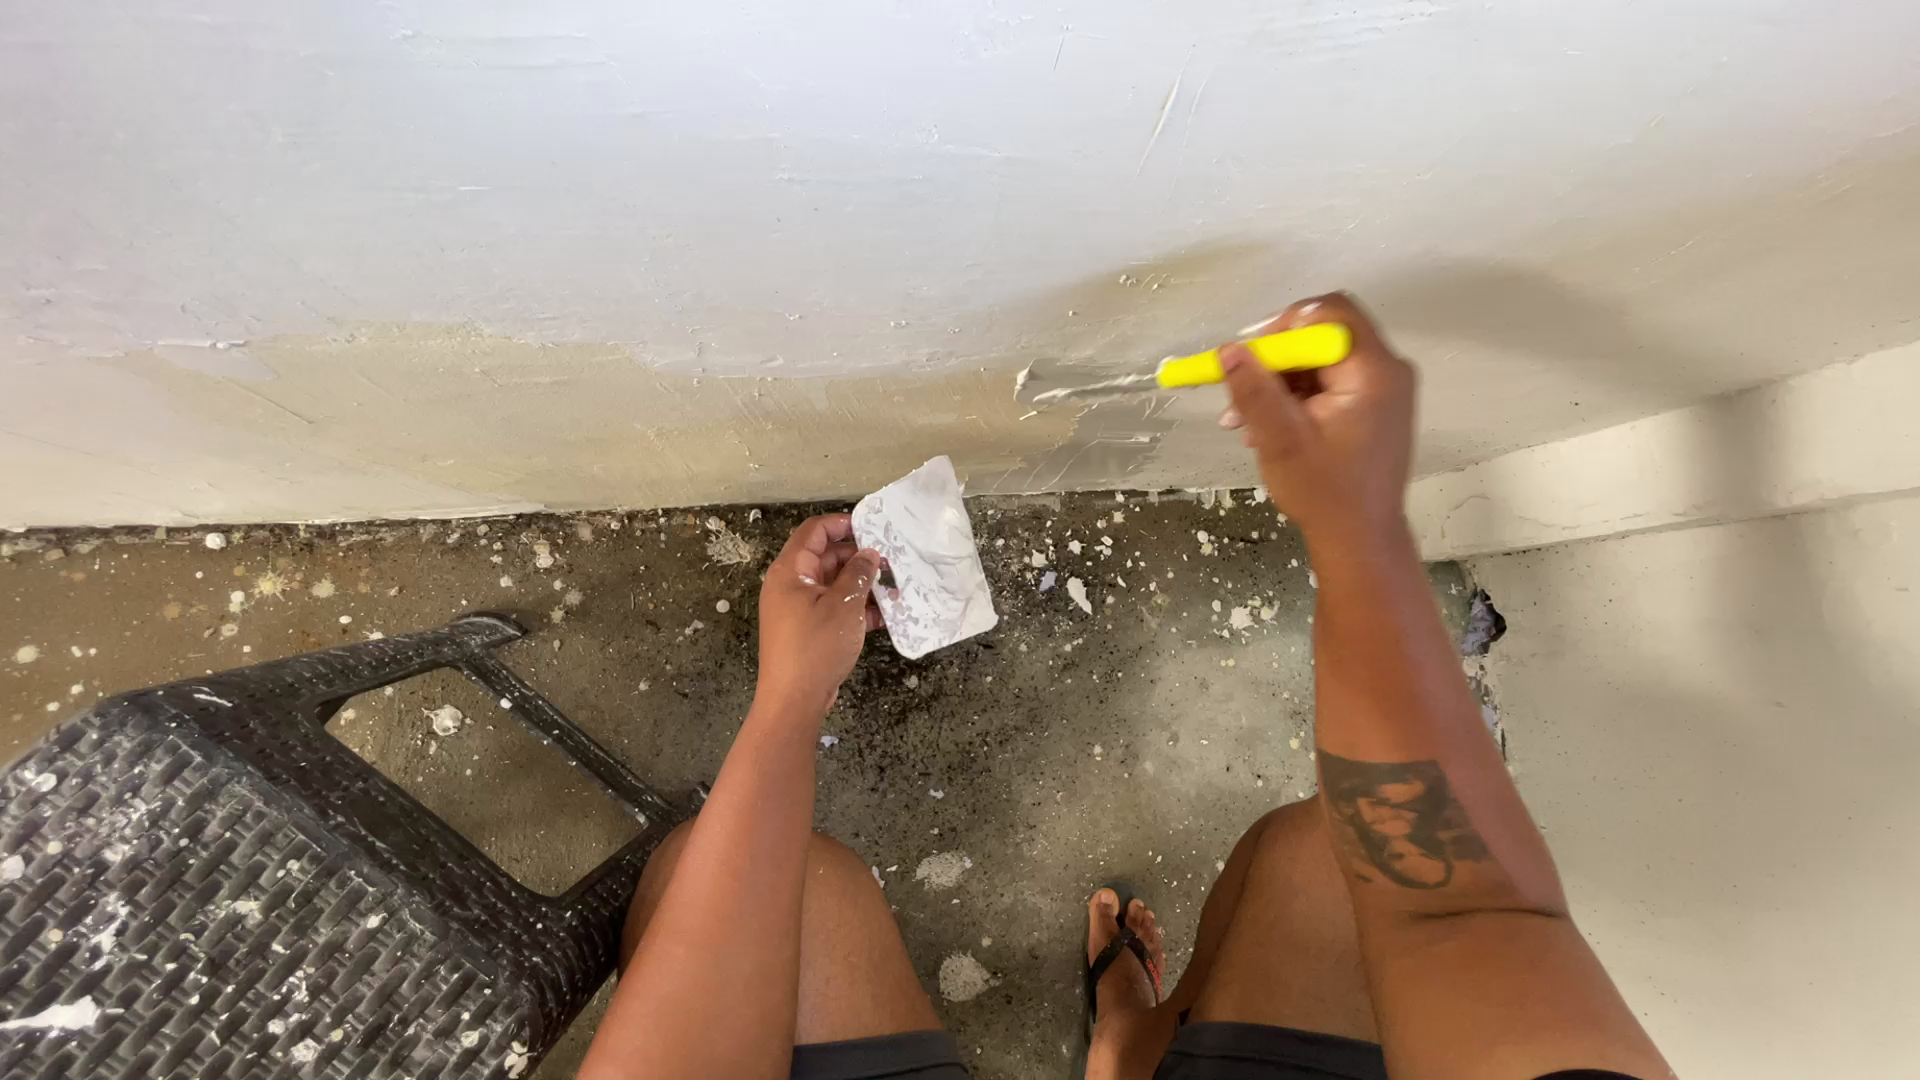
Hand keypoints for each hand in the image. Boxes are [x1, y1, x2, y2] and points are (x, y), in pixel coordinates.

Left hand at [755, 513, 884, 715]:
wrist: (794, 700)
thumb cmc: (816, 647)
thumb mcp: (843, 605)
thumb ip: (858, 574)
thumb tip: (869, 554)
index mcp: (791, 571)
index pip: (814, 531)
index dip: (842, 524)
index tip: (873, 528)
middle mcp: (791, 584)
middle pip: (827, 557)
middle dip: (859, 558)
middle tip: (891, 562)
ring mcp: (799, 608)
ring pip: (834, 584)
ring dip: (862, 585)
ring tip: (894, 588)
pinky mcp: (809, 629)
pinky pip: (835, 607)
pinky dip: (856, 608)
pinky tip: (884, 615)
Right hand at [1219, 293, 1415, 548]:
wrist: (1359, 537)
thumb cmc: (1323, 491)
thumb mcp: (1279, 439)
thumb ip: (1254, 390)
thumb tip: (1228, 350)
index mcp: (1372, 371)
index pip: (1327, 314)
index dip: (1280, 328)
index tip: (1246, 359)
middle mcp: (1386, 370)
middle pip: (1322, 335)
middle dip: (1273, 360)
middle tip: (1238, 390)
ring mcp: (1382, 389)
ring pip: (1319, 361)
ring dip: (1277, 383)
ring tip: (1243, 421)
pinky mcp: (1371, 407)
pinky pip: (1327, 384)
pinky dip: (1293, 398)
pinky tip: (1266, 428)